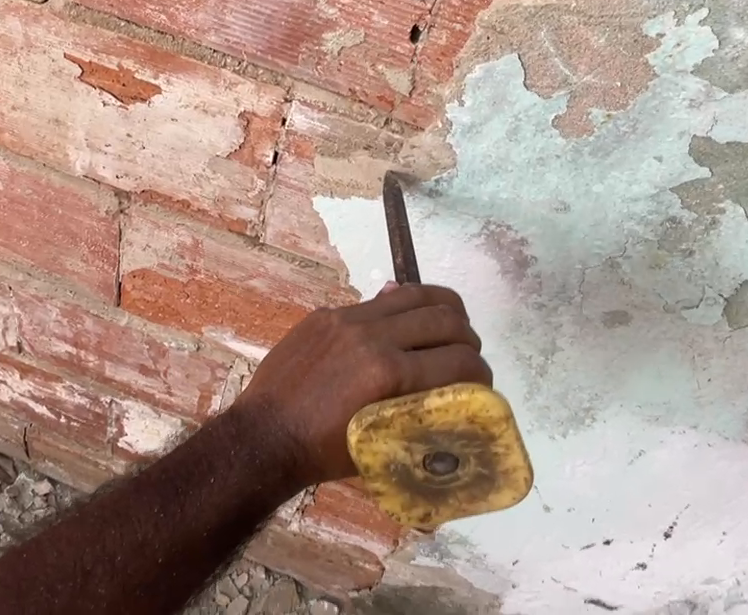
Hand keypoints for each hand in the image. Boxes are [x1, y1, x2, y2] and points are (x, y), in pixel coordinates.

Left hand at [228, 284, 491, 488]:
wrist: (264, 434)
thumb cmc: (324, 453)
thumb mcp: (380, 443)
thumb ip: (416, 414)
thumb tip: (451, 393)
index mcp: (388, 376)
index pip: (458, 362)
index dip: (481, 374)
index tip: (483, 386)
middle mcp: (372, 338)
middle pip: (444, 318)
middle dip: (468, 338)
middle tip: (468, 357)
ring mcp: (348, 319)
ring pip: (414, 295)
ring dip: (442, 310)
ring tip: (450, 328)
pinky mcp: (328, 313)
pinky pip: (378, 300)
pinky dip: (403, 309)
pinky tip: (407, 323)